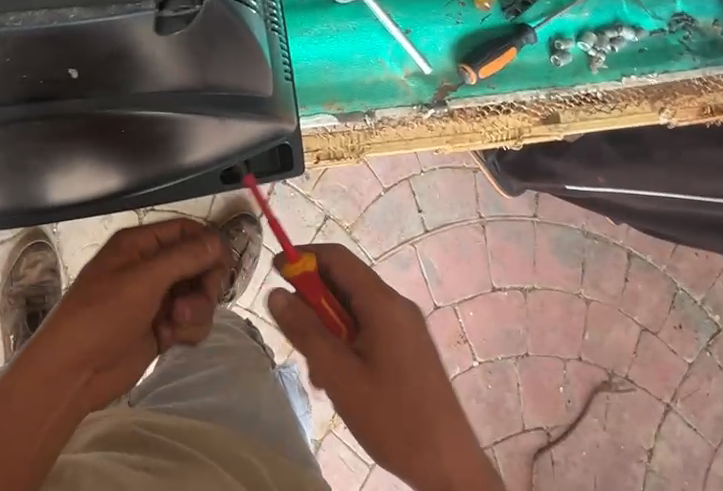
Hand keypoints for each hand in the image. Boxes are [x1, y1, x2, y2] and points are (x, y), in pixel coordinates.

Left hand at [19, 219, 230, 411]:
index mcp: (139, 244)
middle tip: (195, 302)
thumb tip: (218, 241)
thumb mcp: (143, 280)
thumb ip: (184, 258)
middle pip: (198, 264)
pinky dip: (187, 330)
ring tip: (175, 326)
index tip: (225, 265)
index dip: (207, 244)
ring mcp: (155, 298)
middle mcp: (149, 266)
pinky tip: (169, 340)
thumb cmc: (102, 315)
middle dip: (202, 285)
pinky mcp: (160, 327)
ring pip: (197, 295)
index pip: (185, 231)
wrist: (74, 372)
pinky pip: (190, 321)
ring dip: (195, 311)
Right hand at [269, 244, 504, 490]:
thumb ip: (305, 331)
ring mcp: (406, 327)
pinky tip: (338, 380)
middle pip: (344, 283)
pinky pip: (368, 329)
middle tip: (294, 336)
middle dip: (313, 303)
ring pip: (353, 310)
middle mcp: (397, 306)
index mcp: (383, 303)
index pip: (337, 257)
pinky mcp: (409, 348)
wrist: (448, 465)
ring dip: (327, 329)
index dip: (302, 258)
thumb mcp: (338, 375)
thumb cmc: (392, 417)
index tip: (273, 272)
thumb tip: (276, 292)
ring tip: (317, 371)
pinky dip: (346, 343)